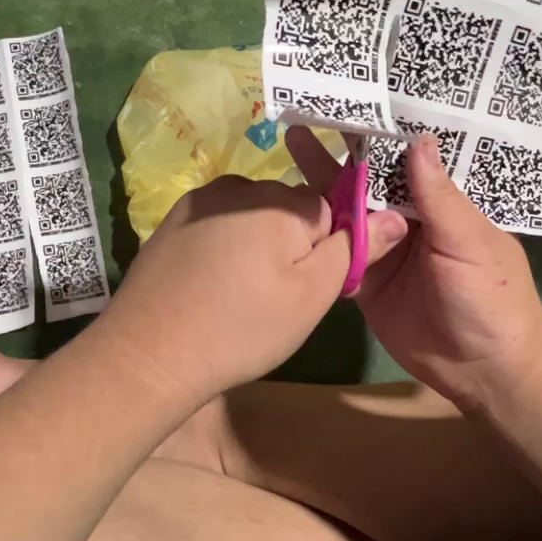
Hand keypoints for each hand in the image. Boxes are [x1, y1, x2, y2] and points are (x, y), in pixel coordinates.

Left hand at [88, 174, 406, 406]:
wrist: (148, 354)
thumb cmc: (242, 328)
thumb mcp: (312, 296)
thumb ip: (353, 249)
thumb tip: (393, 215)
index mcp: (281, 201)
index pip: (328, 209)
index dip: (325, 249)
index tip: (306, 286)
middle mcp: (240, 186)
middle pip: (289, 210)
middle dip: (290, 245)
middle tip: (273, 297)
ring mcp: (199, 201)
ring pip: (252, 217)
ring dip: (255, 246)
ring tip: (238, 295)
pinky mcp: (171, 221)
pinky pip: (219, 225)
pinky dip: (223, 250)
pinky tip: (210, 287)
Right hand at [288, 128, 541, 412]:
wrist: (486, 372)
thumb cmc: (494, 300)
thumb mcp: (471, 242)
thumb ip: (440, 197)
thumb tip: (419, 140)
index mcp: (445, 205)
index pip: (409, 161)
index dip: (383, 135)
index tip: (354, 101)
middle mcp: (412, 222)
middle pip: (373, 182)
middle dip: (343, 152)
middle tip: (307, 116)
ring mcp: (387, 252)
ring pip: (351, 214)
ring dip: (323, 185)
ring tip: (292, 143)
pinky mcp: (367, 285)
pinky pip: (340, 256)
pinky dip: (319, 236)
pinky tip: (288, 208)